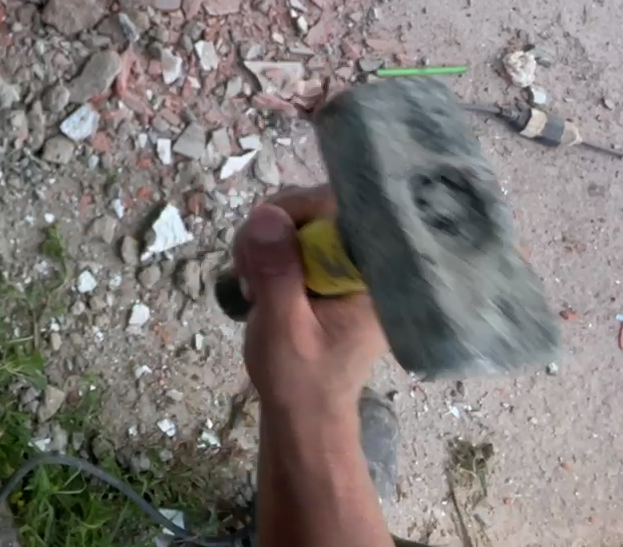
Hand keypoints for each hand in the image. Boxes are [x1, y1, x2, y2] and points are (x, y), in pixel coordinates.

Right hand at [234, 188, 387, 428]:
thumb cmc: (299, 380)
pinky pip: (291, 238)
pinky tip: (254, 279)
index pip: (345, 207)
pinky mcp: (324, 272)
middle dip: (274, 225)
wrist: (301, 416)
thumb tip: (267, 214)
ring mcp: (344, 267)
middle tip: (247, 264)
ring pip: (298, 219)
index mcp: (375, 277)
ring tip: (249, 279)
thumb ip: (278, 272)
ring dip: (263, 239)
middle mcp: (367, 265)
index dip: (300, 206)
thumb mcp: (284, 327)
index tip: (265, 231)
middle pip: (317, 207)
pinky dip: (265, 251)